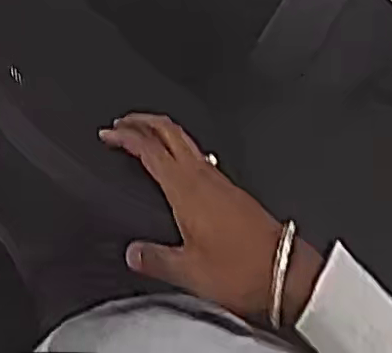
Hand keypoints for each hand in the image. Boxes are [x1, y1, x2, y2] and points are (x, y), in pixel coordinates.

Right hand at [101, 113, 324, 328]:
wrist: (283, 268)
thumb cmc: (241, 269)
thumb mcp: (190, 271)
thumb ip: (157, 259)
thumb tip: (133, 252)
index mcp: (186, 188)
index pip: (149, 149)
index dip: (126, 137)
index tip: (107, 134)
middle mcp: (201, 174)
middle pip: (168, 129)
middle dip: (141, 120)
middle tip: (121, 122)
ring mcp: (217, 176)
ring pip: (182, 137)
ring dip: (159, 129)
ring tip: (143, 133)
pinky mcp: (227, 184)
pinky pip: (195, 150)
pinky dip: (176, 144)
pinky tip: (176, 159)